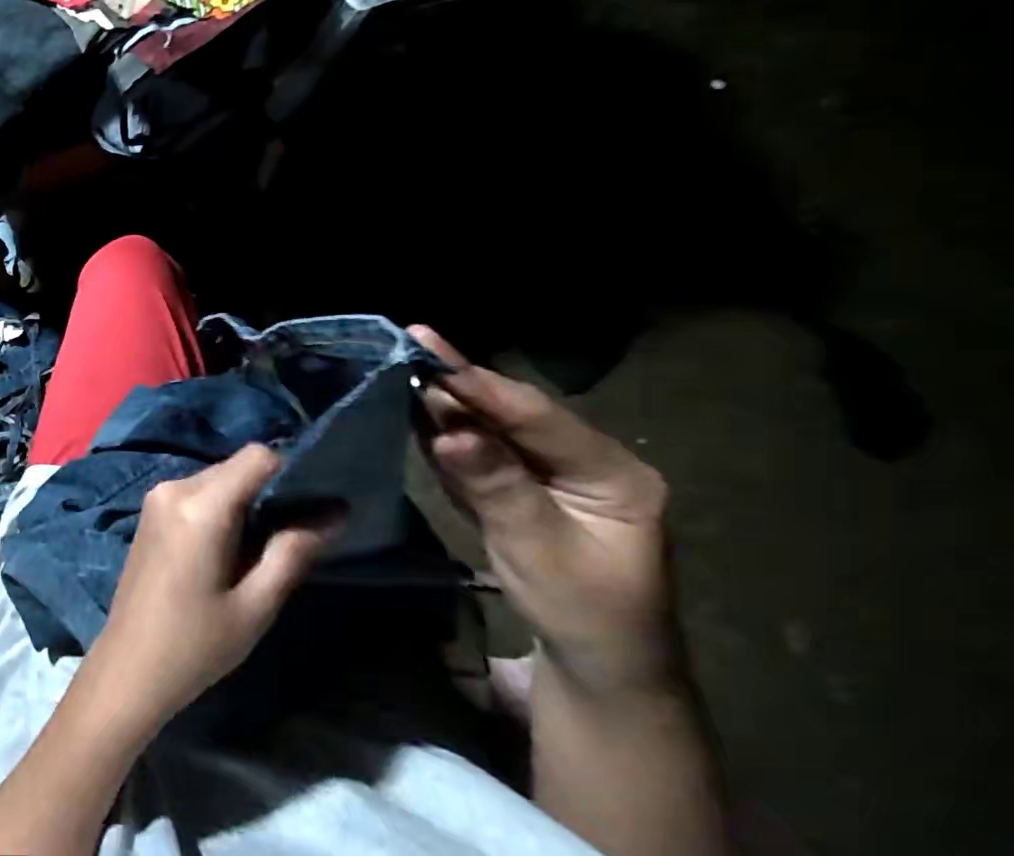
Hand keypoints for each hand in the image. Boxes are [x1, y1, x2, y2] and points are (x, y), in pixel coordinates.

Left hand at [81, 445, 341, 736]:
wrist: (128, 669)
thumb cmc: (195, 645)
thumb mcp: (255, 606)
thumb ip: (294, 553)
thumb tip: (337, 512)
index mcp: (200, 506)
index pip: (257, 457)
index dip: (291, 473)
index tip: (313, 505)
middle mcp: (174, 489)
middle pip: (236, 467)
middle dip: (270, 491)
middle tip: (294, 535)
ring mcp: (156, 498)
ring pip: (218, 479)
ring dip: (245, 503)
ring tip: (263, 549)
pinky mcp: (150, 513)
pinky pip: (197, 494)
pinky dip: (221, 509)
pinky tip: (230, 550)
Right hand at [409, 326, 676, 691]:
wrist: (596, 666)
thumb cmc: (582, 611)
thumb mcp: (540, 550)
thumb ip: (496, 487)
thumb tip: (449, 433)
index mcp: (611, 471)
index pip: (537, 417)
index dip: (482, 385)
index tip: (431, 352)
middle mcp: (580, 460)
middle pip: (511, 415)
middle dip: (459, 385)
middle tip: (409, 347)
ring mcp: (548, 473)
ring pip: (490, 430)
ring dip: (445, 403)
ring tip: (402, 366)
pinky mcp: (518, 487)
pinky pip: (477, 454)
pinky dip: (444, 434)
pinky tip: (413, 408)